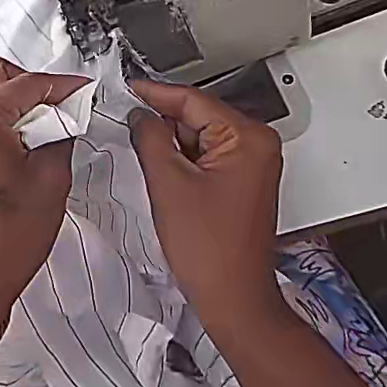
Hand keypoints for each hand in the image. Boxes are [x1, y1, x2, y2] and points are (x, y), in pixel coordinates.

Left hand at [0, 58, 89, 330]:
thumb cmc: (7, 237)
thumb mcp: (52, 176)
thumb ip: (63, 132)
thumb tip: (68, 113)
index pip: (30, 83)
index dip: (66, 86)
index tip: (86, 92)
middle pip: (0, 74)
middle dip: (37, 86)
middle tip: (67, 108)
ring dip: (18, 100)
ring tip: (49, 127)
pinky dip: (2, 117)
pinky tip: (27, 140)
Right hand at [127, 79, 287, 338]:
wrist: (233, 297)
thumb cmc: (212, 251)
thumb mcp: (169, 184)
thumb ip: (150, 138)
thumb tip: (140, 114)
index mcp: (248, 138)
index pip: (195, 100)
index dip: (156, 94)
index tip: (130, 88)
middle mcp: (258, 145)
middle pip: (199, 117)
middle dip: (163, 123)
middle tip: (128, 124)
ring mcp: (253, 164)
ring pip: (201, 137)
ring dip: (172, 144)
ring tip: (146, 158)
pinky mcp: (244, 181)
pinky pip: (208, 157)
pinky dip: (184, 161)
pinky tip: (165, 174)